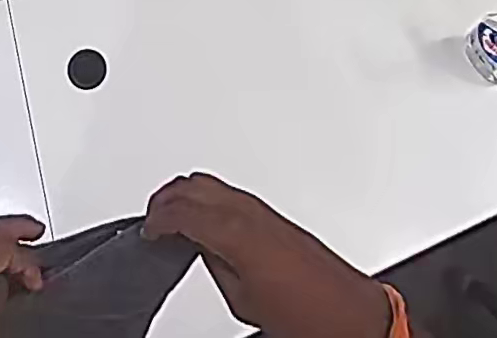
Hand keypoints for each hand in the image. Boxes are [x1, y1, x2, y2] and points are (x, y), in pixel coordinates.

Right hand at [145, 173, 389, 337]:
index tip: (149, 228)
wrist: (347, 312)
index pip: (179, 210)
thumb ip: (213, 262)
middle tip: (155, 218)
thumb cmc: (305, 314)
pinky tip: (201, 213)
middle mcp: (243, 208)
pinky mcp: (266, 209)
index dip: (157, 219)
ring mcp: (255, 205)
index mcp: (231, 229)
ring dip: (183, 192)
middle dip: (165, 198)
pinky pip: (223, 189)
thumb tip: (199, 247)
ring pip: (205, 181)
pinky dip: (203, 194)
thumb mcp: (242, 299)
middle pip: (189, 185)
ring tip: (172, 213)